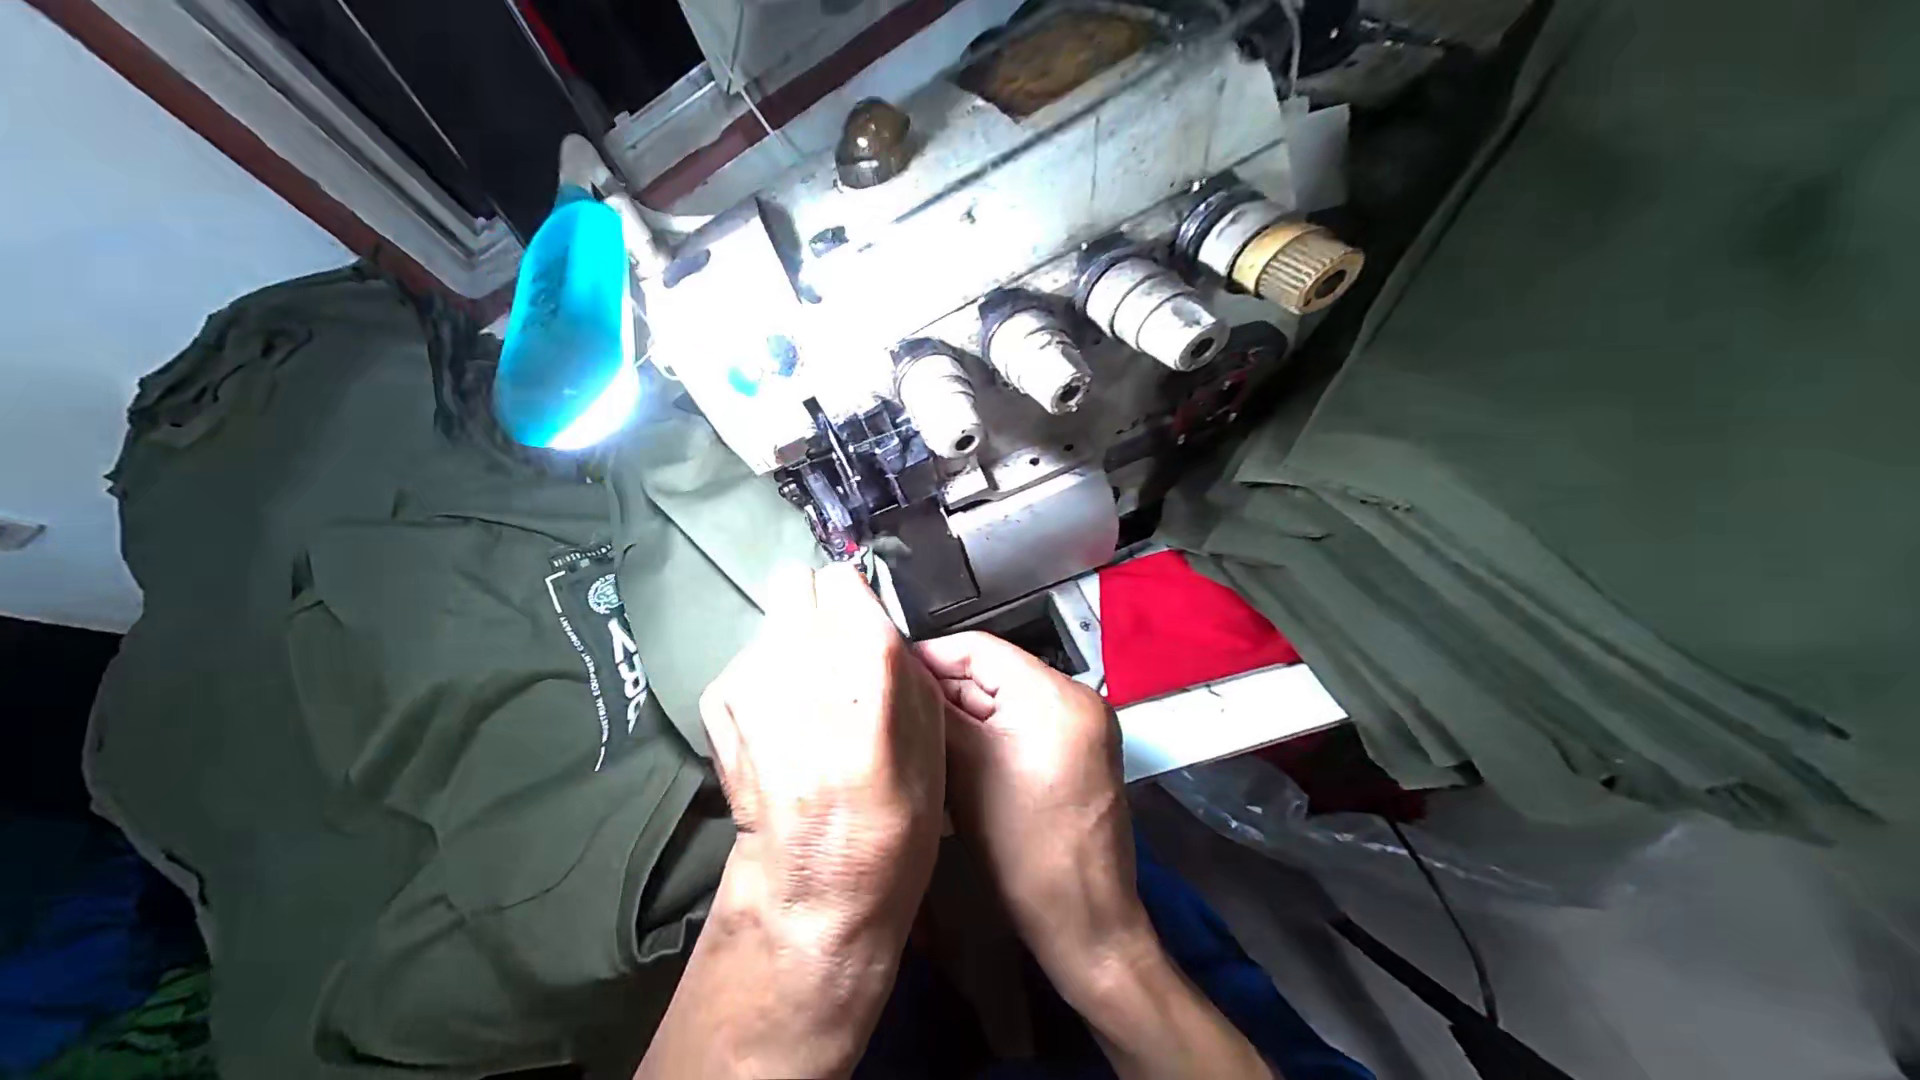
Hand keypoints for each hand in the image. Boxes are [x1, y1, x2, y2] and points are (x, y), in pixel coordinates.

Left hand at [638, 562, 945, 1078]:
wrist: (816, 883)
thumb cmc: (895, 813)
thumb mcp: (930, 726)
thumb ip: (899, 656)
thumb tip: (870, 622)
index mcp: (864, 659)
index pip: (842, 576)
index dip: (854, 600)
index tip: (860, 625)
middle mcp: (799, 654)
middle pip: (795, 582)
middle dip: (816, 608)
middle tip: (832, 652)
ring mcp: (750, 676)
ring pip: (771, 621)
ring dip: (792, 644)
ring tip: (808, 700)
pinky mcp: (716, 699)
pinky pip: (749, 660)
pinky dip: (766, 677)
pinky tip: (782, 724)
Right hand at [917, 632, 1273, 1079]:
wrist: (1084, 922)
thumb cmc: (1025, 855)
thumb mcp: (964, 773)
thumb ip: (935, 714)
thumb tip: (905, 678)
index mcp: (1056, 696)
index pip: (979, 648)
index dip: (930, 656)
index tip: (893, 674)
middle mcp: (1079, 698)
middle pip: (994, 672)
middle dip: (946, 689)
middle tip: (900, 710)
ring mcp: (1084, 724)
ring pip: (1005, 698)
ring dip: (965, 713)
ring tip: (923, 733)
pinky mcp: (1081, 748)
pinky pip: (1023, 722)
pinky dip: (989, 731)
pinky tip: (957, 751)